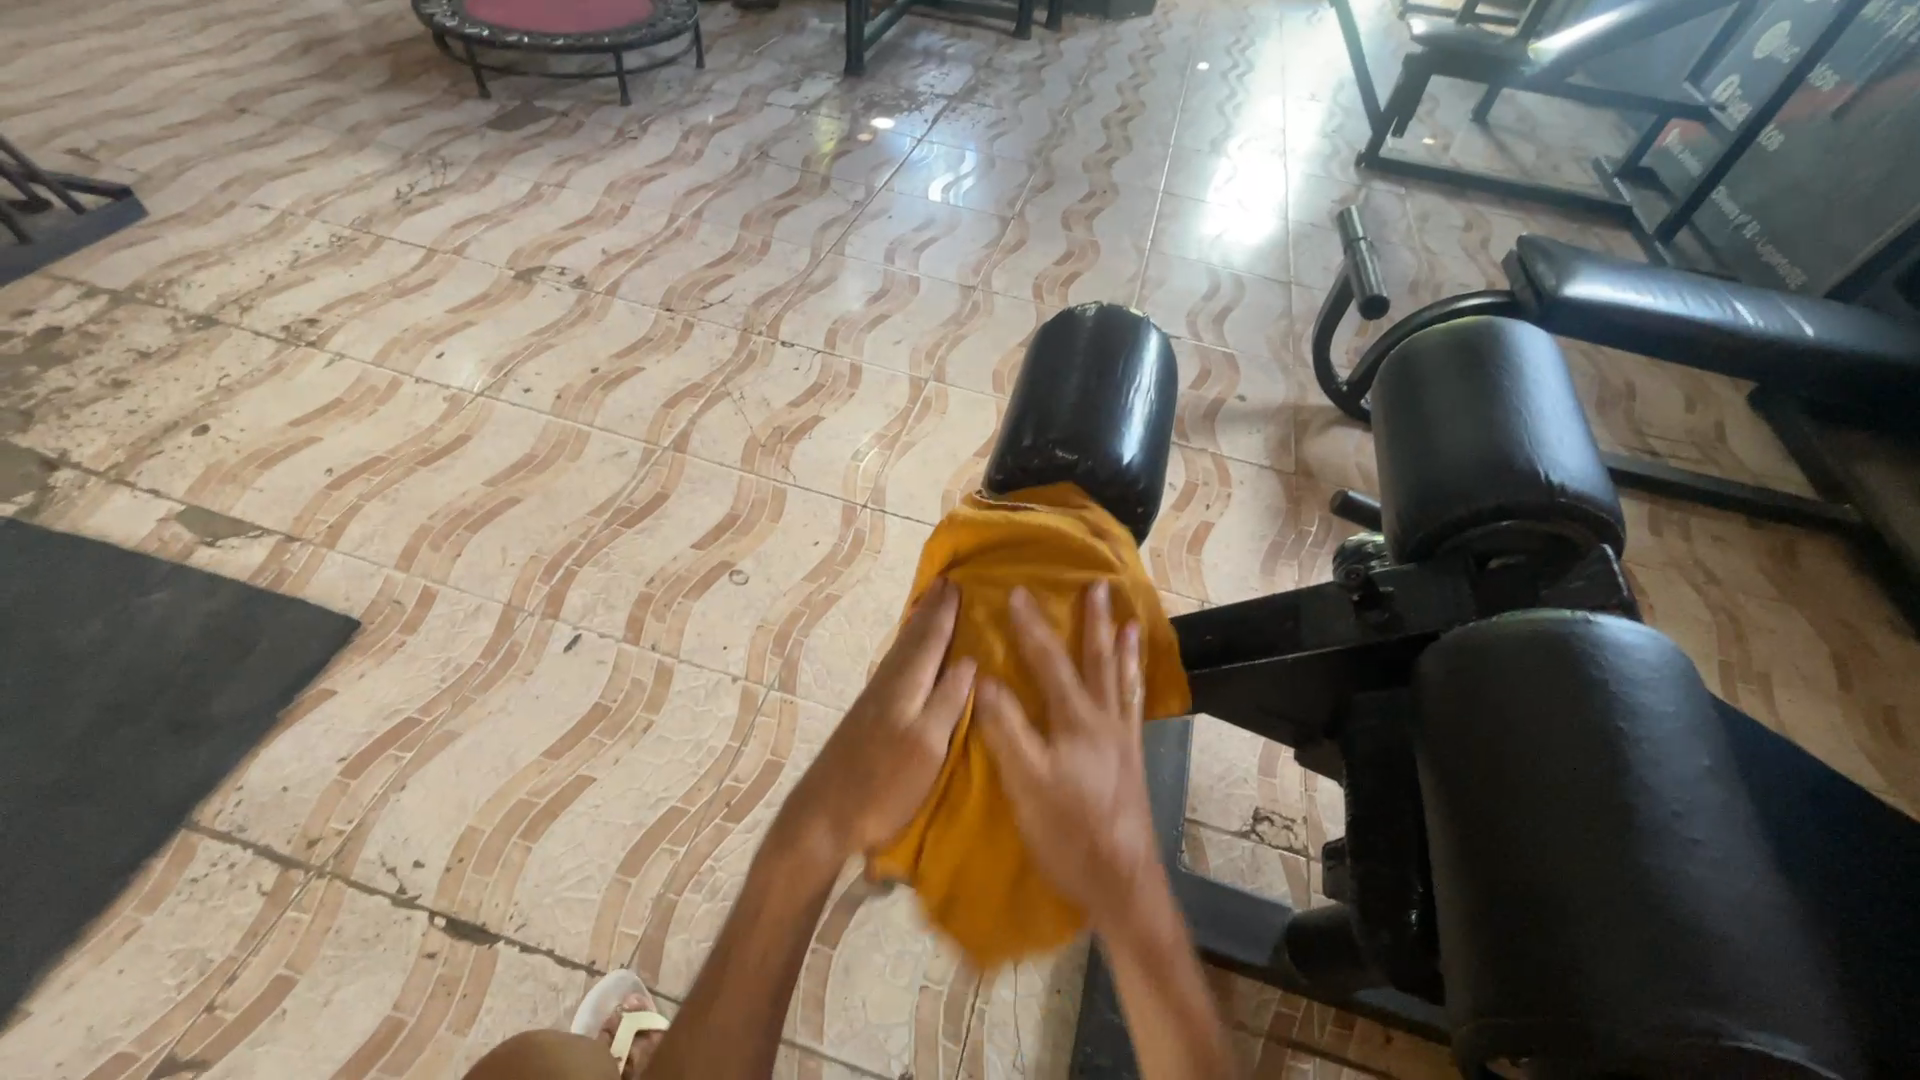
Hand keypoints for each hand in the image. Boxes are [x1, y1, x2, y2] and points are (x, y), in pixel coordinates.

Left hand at [777, 579, 976, 861]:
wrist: (823, 815)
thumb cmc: (883, 785)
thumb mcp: (927, 747)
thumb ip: (947, 702)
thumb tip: (969, 660)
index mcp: (906, 688)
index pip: (930, 640)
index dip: (944, 614)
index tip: (957, 584)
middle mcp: (887, 685)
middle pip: (911, 640)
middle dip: (929, 612)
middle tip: (943, 583)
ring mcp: (872, 701)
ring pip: (899, 651)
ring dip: (916, 627)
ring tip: (927, 607)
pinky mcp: (865, 717)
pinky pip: (892, 665)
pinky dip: (904, 649)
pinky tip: (905, 655)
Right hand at [976, 582, 1160, 933]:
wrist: (1121, 880)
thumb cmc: (1067, 832)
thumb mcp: (1025, 782)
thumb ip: (1006, 728)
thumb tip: (984, 678)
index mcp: (1076, 720)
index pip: (1049, 662)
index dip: (1031, 627)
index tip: (1018, 591)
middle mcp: (1105, 721)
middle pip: (1098, 661)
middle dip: (1093, 622)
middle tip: (1099, 586)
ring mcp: (1123, 740)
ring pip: (1123, 680)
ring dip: (1123, 647)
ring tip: (1129, 621)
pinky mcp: (1132, 760)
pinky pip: (1135, 706)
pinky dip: (1135, 683)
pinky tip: (1134, 683)